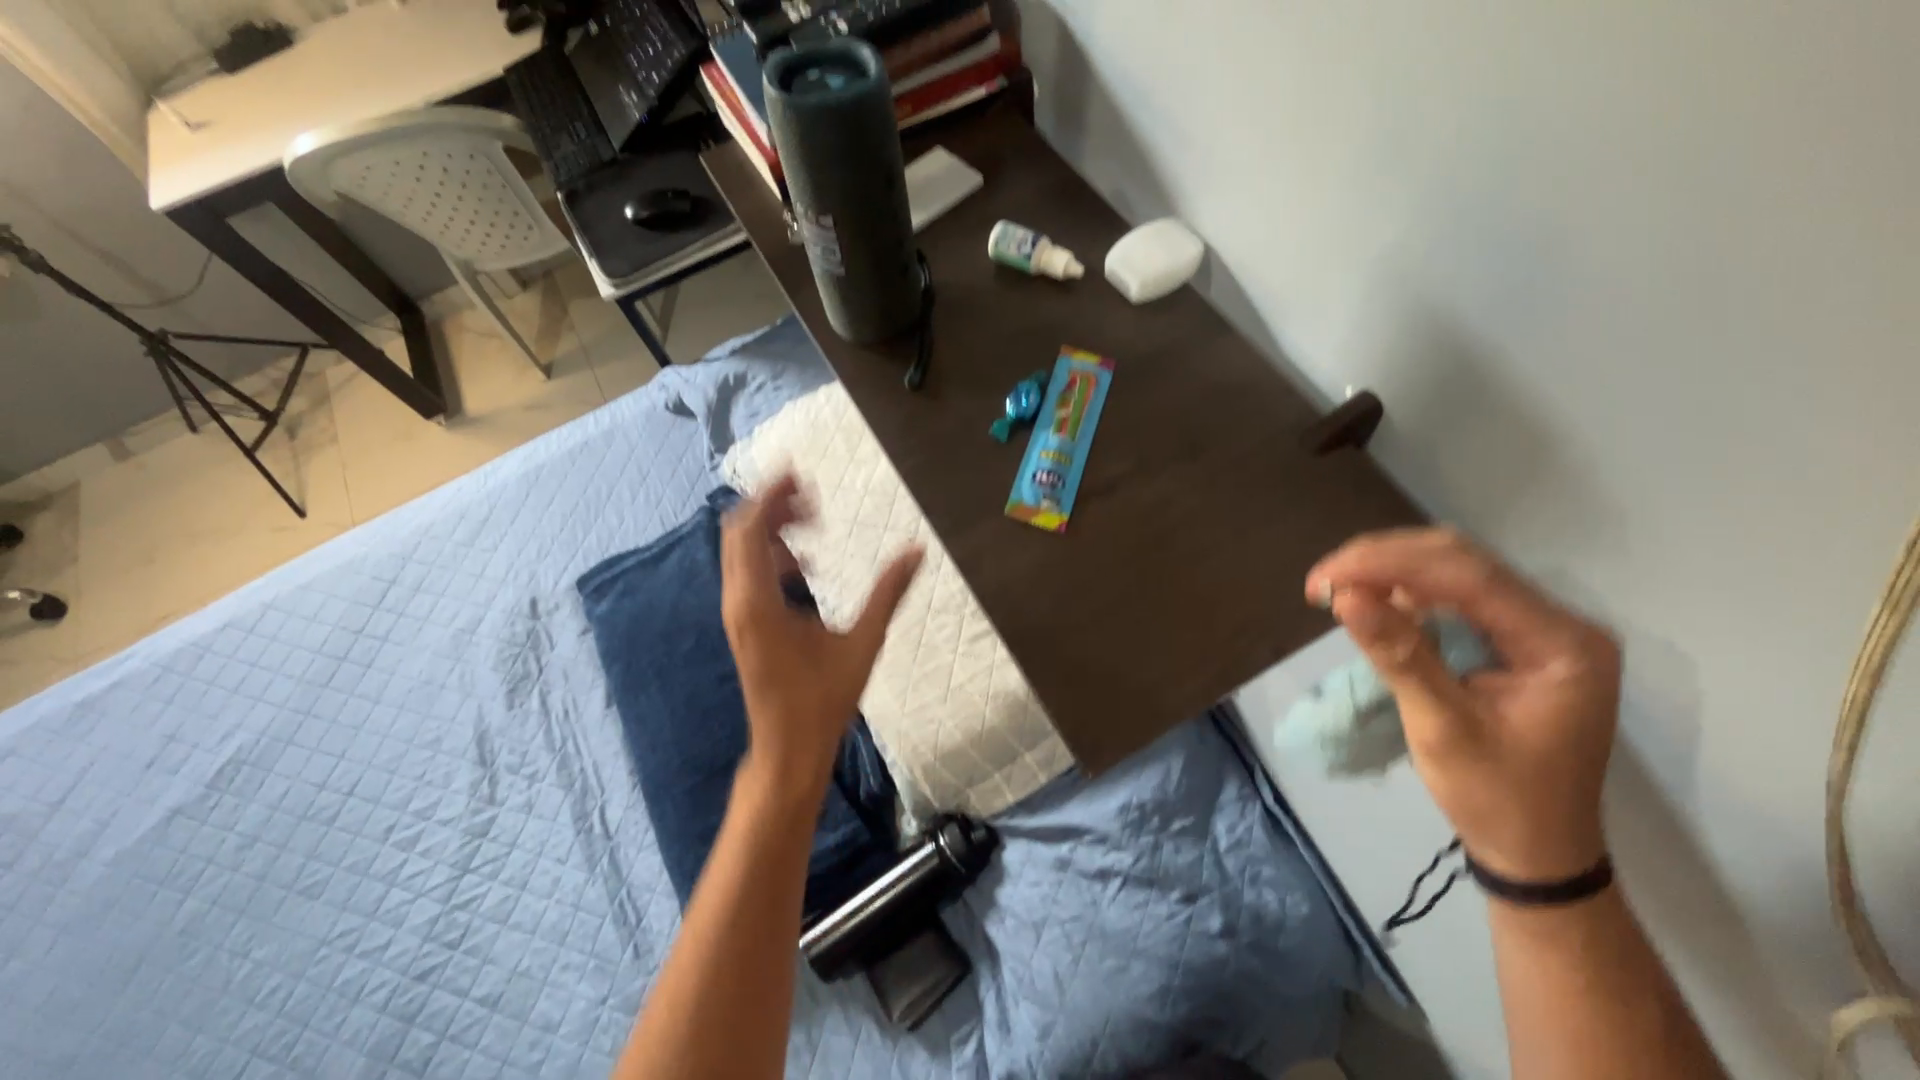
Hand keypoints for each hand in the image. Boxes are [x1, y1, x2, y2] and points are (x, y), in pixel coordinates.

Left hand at [720, 475, 923, 796]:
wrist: (787, 748)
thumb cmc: (823, 700)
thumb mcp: (863, 643)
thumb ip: (889, 593)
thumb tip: (918, 550)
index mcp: (758, 602)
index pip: (751, 529)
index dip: (771, 494)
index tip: (799, 473)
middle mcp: (738, 601)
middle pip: (739, 532)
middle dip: (773, 505)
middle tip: (813, 496)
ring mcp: (737, 614)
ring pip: (742, 552)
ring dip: (774, 531)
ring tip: (816, 526)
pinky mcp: (744, 624)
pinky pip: (749, 573)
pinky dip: (773, 557)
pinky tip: (809, 569)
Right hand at [1306, 528, 1620, 881]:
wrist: (1539, 853)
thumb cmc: (1496, 799)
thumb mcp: (1442, 728)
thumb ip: (1399, 655)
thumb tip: (1344, 596)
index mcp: (1561, 642)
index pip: (1468, 575)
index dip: (1389, 564)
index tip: (1325, 578)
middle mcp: (1560, 622)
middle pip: (1464, 563)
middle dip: (1386, 562)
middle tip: (1322, 583)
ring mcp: (1542, 630)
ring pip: (1458, 574)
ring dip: (1393, 574)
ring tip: (1337, 590)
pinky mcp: (1520, 641)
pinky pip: (1460, 599)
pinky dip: (1410, 596)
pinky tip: (1375, 604)